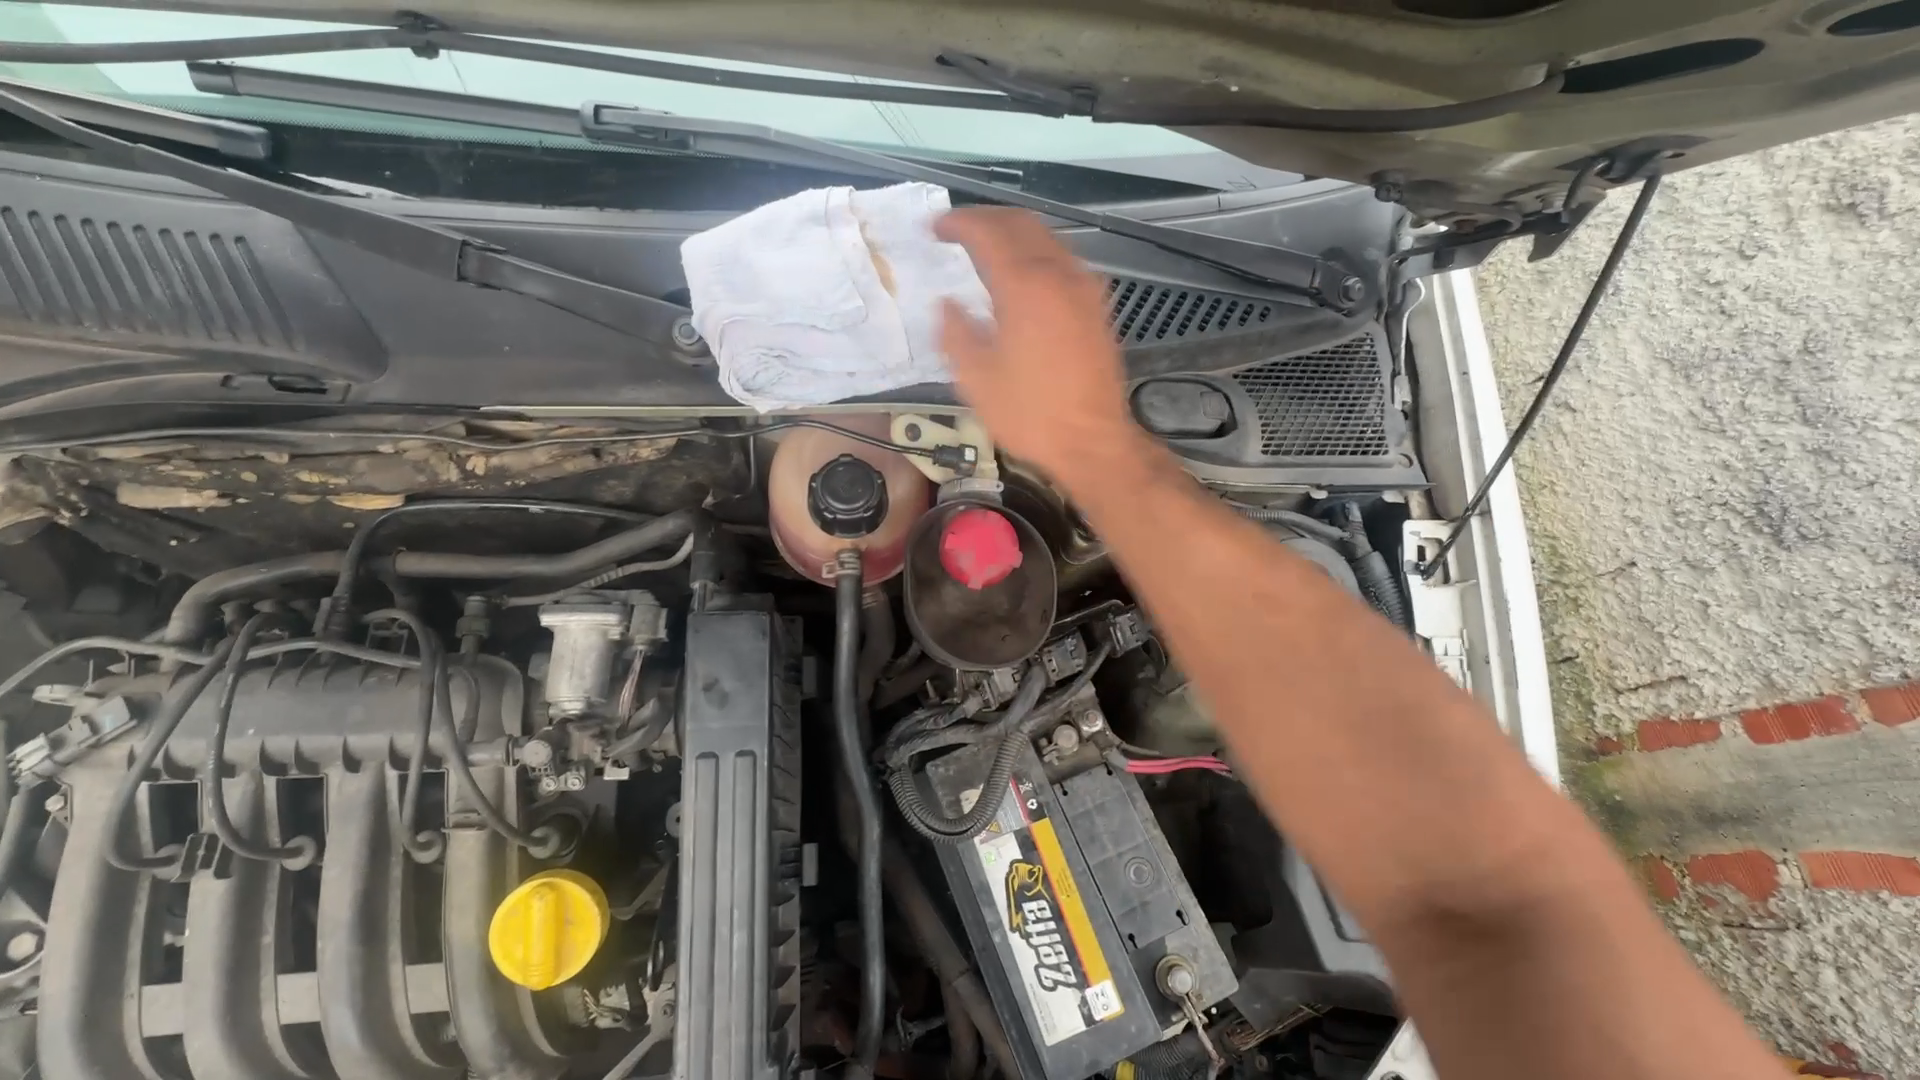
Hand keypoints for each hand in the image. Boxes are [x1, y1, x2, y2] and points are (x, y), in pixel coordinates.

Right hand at [935, 209, 1146, 485]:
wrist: (1093, 442)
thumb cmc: (1030, 415)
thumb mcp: (976, 380)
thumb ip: (956, 332)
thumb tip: (948, 306)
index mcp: (1024, 286)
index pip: (987, 232)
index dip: (957, 223)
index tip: (935, 227)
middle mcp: (1059, 275)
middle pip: (1021, 224)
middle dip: (986, 220)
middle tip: (957, 230)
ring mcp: (1084, 289)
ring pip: (1047, 239)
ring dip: (1013, 235)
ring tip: (985, 250)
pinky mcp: (1097, 307)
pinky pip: (1063, 262)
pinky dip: (1036, 255)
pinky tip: (1022, 279)